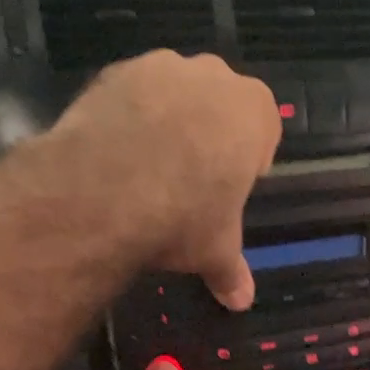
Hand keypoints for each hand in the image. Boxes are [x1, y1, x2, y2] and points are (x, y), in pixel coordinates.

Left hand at [49, 51, 280, 310]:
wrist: (106, 190)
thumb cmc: (184, 216)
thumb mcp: (215, 250)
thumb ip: (231, 270)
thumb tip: (242, 302)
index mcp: (254, 111)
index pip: (263, 128)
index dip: (247, 160)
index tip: (228, 188)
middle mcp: (213, 76)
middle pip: (218, 104)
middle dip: (208, 133)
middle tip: (188, 179)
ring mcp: (160, 66)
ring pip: (172, 94)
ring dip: (166, 122)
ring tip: (145, 169)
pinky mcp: (113, 71)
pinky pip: (129, 95)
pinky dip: (126, 118)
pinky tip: (114, 156)